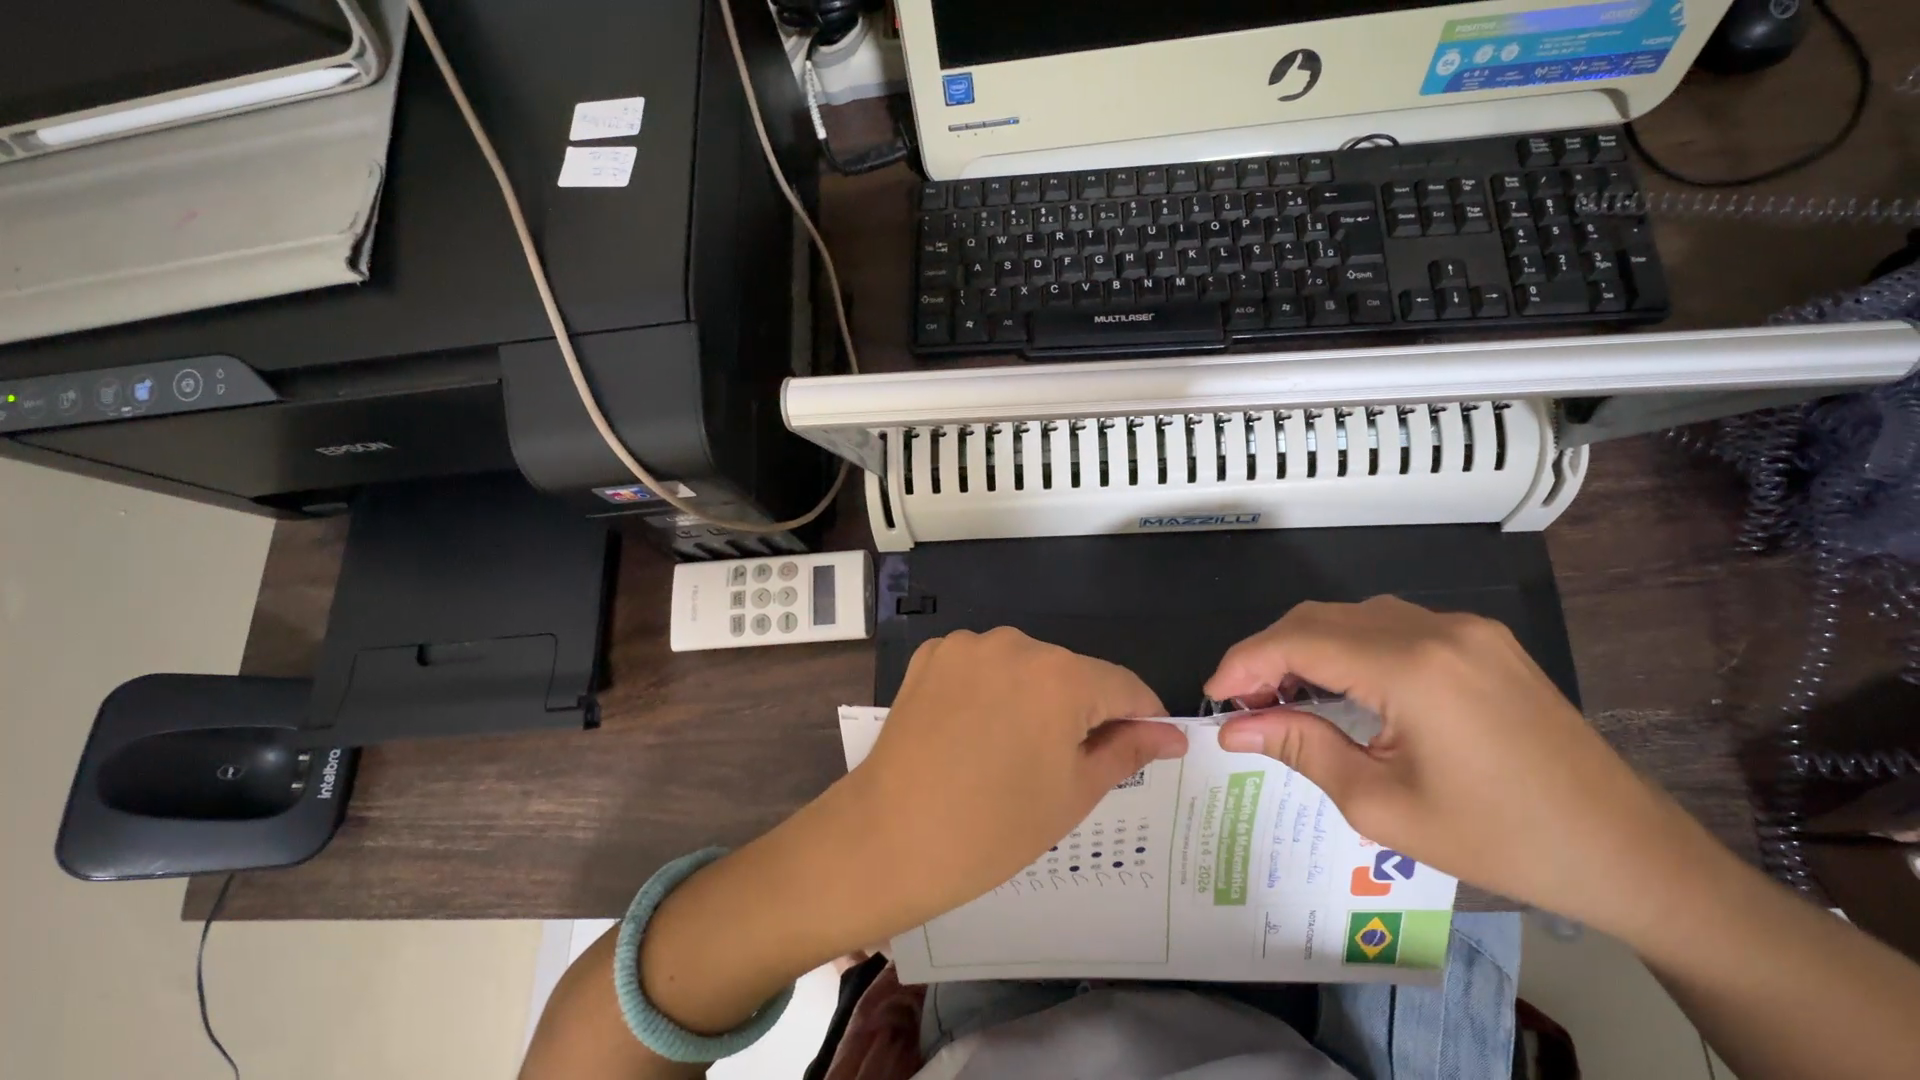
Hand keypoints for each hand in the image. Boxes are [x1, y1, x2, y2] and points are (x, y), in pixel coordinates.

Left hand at [845, 627, 1186, 930]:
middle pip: (1072, 673)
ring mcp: (966, 646)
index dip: (1142, 718)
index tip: (1145, 748)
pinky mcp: (929, 657)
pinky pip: (980, 667)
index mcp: (1062, 676)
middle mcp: (1016, 644)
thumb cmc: (994, 827)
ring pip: (1024, 668)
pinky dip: (989, 691)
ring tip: (1015, 753)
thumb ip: (1128, 750)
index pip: (1124, 686)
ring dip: (1034, 699)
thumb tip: (1171, 734)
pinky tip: (975, 733)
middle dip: (1083, 711)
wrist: (889, 837)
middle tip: (1068, 767)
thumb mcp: (1074, 792)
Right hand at [1205, 596, 1683, 921]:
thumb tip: (1235, 728)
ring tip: (1283, 696)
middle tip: (1241, 702)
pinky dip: (1352, 648)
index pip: (1299, 640)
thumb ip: (1302, 749)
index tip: (1213, 698)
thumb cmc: (1498, 839)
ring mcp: (1468, 631)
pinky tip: (1342, 686)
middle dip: (1270, 652)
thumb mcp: (1382, 804)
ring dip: (1309, 646)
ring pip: (1358, 616)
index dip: (1245, 662)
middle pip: (1323, 618)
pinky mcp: (1486, 644)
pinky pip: (1396, 627)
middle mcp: (1437, 629)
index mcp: (1411, 667)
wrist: (1625, 851)